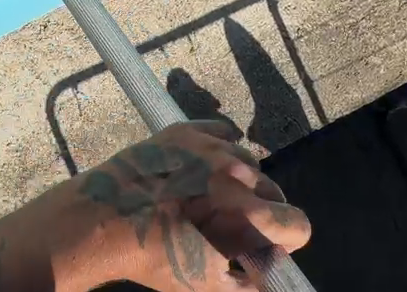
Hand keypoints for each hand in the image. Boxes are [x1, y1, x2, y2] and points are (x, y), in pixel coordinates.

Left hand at [70, 121, 308, 290]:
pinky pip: (221, 132)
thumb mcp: (210, 287)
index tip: (264, 246)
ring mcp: (209, 147)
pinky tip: (206, 164)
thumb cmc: (157, 257)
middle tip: (232, 224)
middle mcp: (237, 175)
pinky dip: (221, 146)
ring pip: (247, 161)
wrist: (107, 217)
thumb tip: (266, 276)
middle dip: (262, 210)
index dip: (285, 240)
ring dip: (239, 179)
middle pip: (273, 190)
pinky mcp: (184, 130)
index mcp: (250, 217)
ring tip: (211, 195)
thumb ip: (250, 286)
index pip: (298, 224)